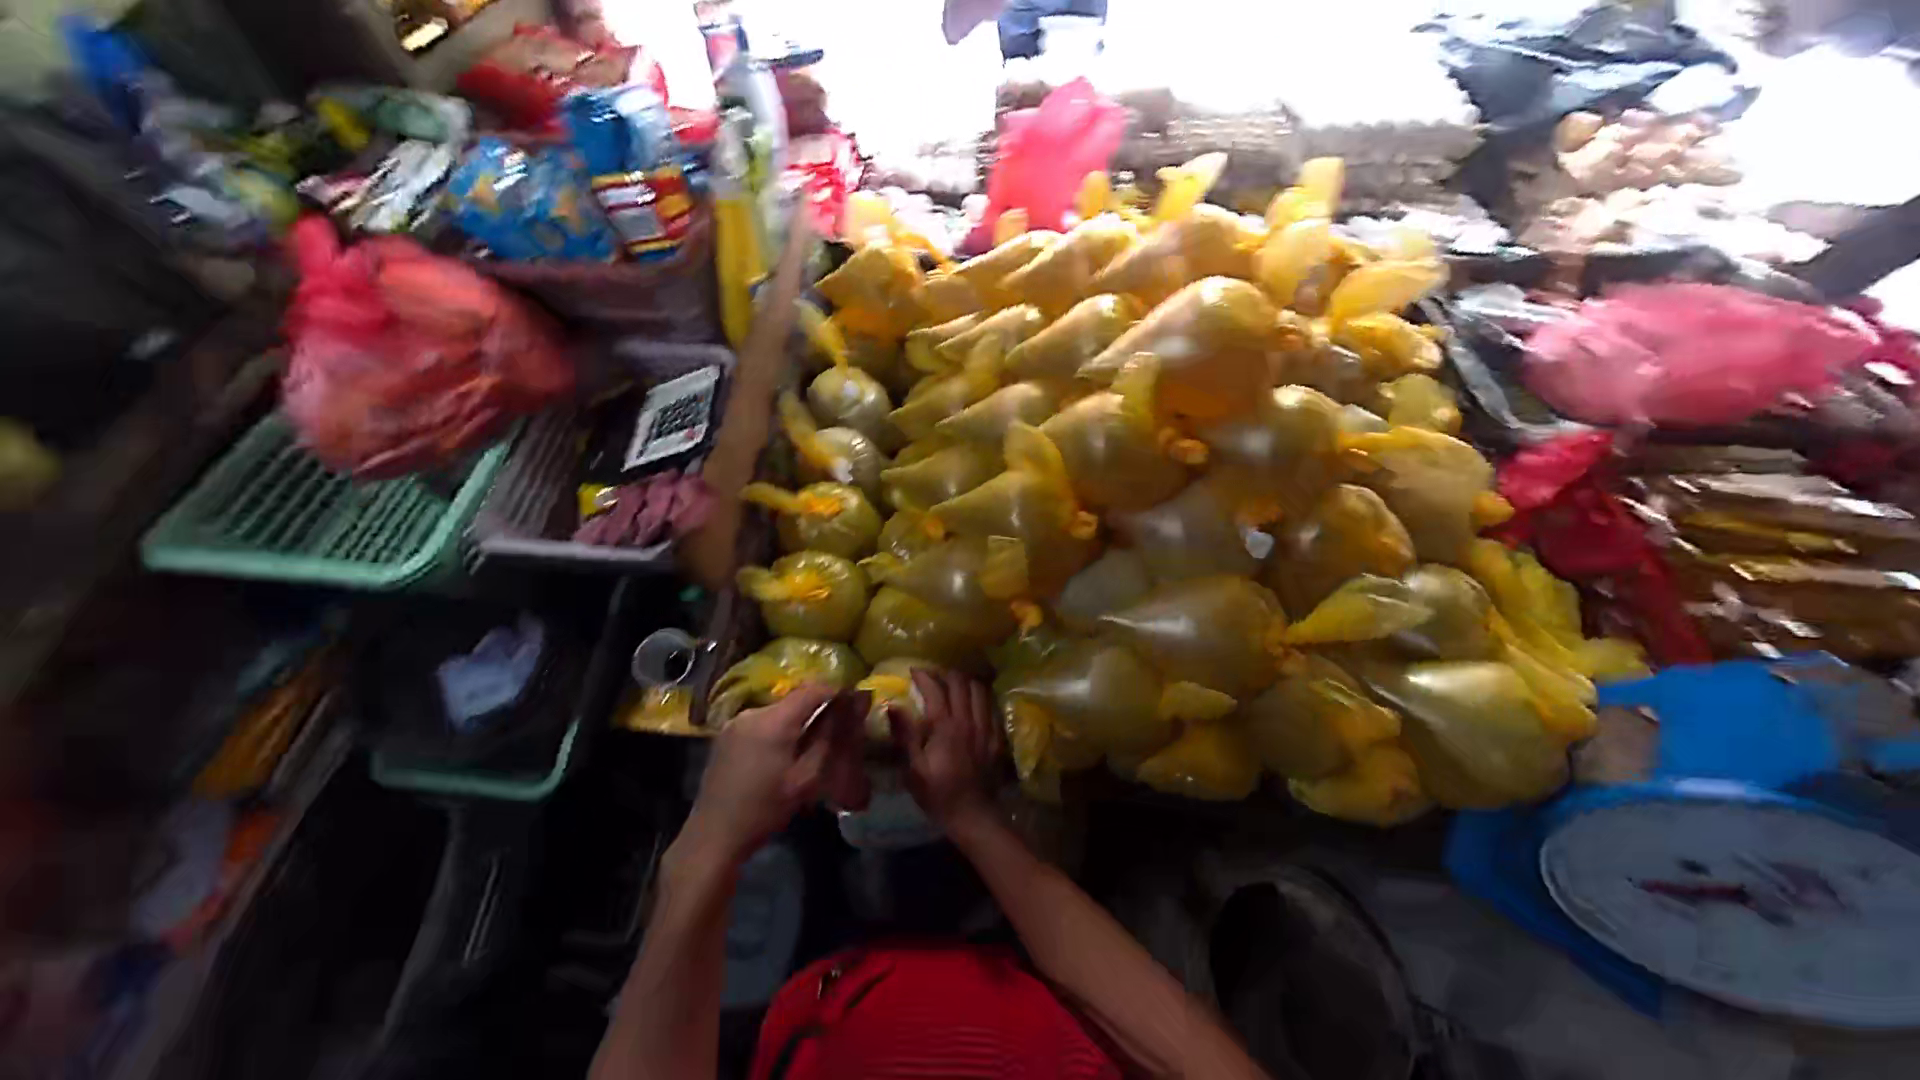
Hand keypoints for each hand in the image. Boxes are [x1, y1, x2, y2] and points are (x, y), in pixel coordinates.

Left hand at [676, 683, 863, 870]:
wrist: (713, 835)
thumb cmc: (765, 809)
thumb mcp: (807, 777)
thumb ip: (832, 735)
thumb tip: (857, 701)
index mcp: (774, 720)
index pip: (812, 689)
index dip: (836, 691)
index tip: (853, 704)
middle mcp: (752, 712)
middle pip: (793, 699)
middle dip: (817, 709)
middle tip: (834, 732)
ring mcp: (735, 721)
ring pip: (777, 710)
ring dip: (796, 720)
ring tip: (807, 746)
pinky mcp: (726, 733)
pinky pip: (761, 721)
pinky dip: (777, 729)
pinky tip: (780, 754)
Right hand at [890, 669, 1001, 828]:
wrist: (972, 815)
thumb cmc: (937, 793)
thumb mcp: (913, 768)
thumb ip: (905, 734)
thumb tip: (893, 705)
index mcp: (946, 726)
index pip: (936, 689)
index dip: (924, 676)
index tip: (913, 670)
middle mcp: (968, 720)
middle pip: (960, 683)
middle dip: (945, 674)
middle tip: (932, 676)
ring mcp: (985, 727)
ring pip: (979, 690)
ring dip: (964, 682)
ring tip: (952, 684)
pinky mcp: (995, 737)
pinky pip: (989, 706)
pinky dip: (979, 698)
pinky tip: (971, 704)